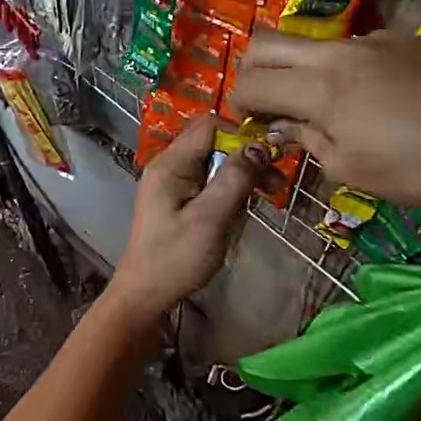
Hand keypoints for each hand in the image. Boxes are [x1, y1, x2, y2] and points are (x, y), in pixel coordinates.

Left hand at [106, 116, 267, 321]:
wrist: (145, 295)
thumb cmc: (176, 257)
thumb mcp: (210, 218)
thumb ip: (234, 179)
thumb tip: (260, 146)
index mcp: (171, 164)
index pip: (211, 126)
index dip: (242, 136)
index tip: (268, 159)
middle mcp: (170, 166)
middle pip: (214, 143)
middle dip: (246, 158)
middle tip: (274, 184)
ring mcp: (173, 183)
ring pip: (214, 163)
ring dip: (241, 177)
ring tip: (266, 197)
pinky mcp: (178, 200)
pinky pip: (209, 182)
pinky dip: (230, 191)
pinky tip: (242, 210)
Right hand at [231, 30, 420, 229]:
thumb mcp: (351, 170)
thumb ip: (307, 137)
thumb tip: (282, 122)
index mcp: (324, 88)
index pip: (253, 81)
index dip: (239, 103)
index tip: (249, 122)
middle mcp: (343, 51)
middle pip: (269, 41)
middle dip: (254, 71)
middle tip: (268, 105)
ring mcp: (379, 40)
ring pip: (316, 46)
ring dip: (305, 72)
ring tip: (334, 113)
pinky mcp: (410, 41)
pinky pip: (358, 49)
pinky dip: (346, 72)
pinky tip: (380, 104)